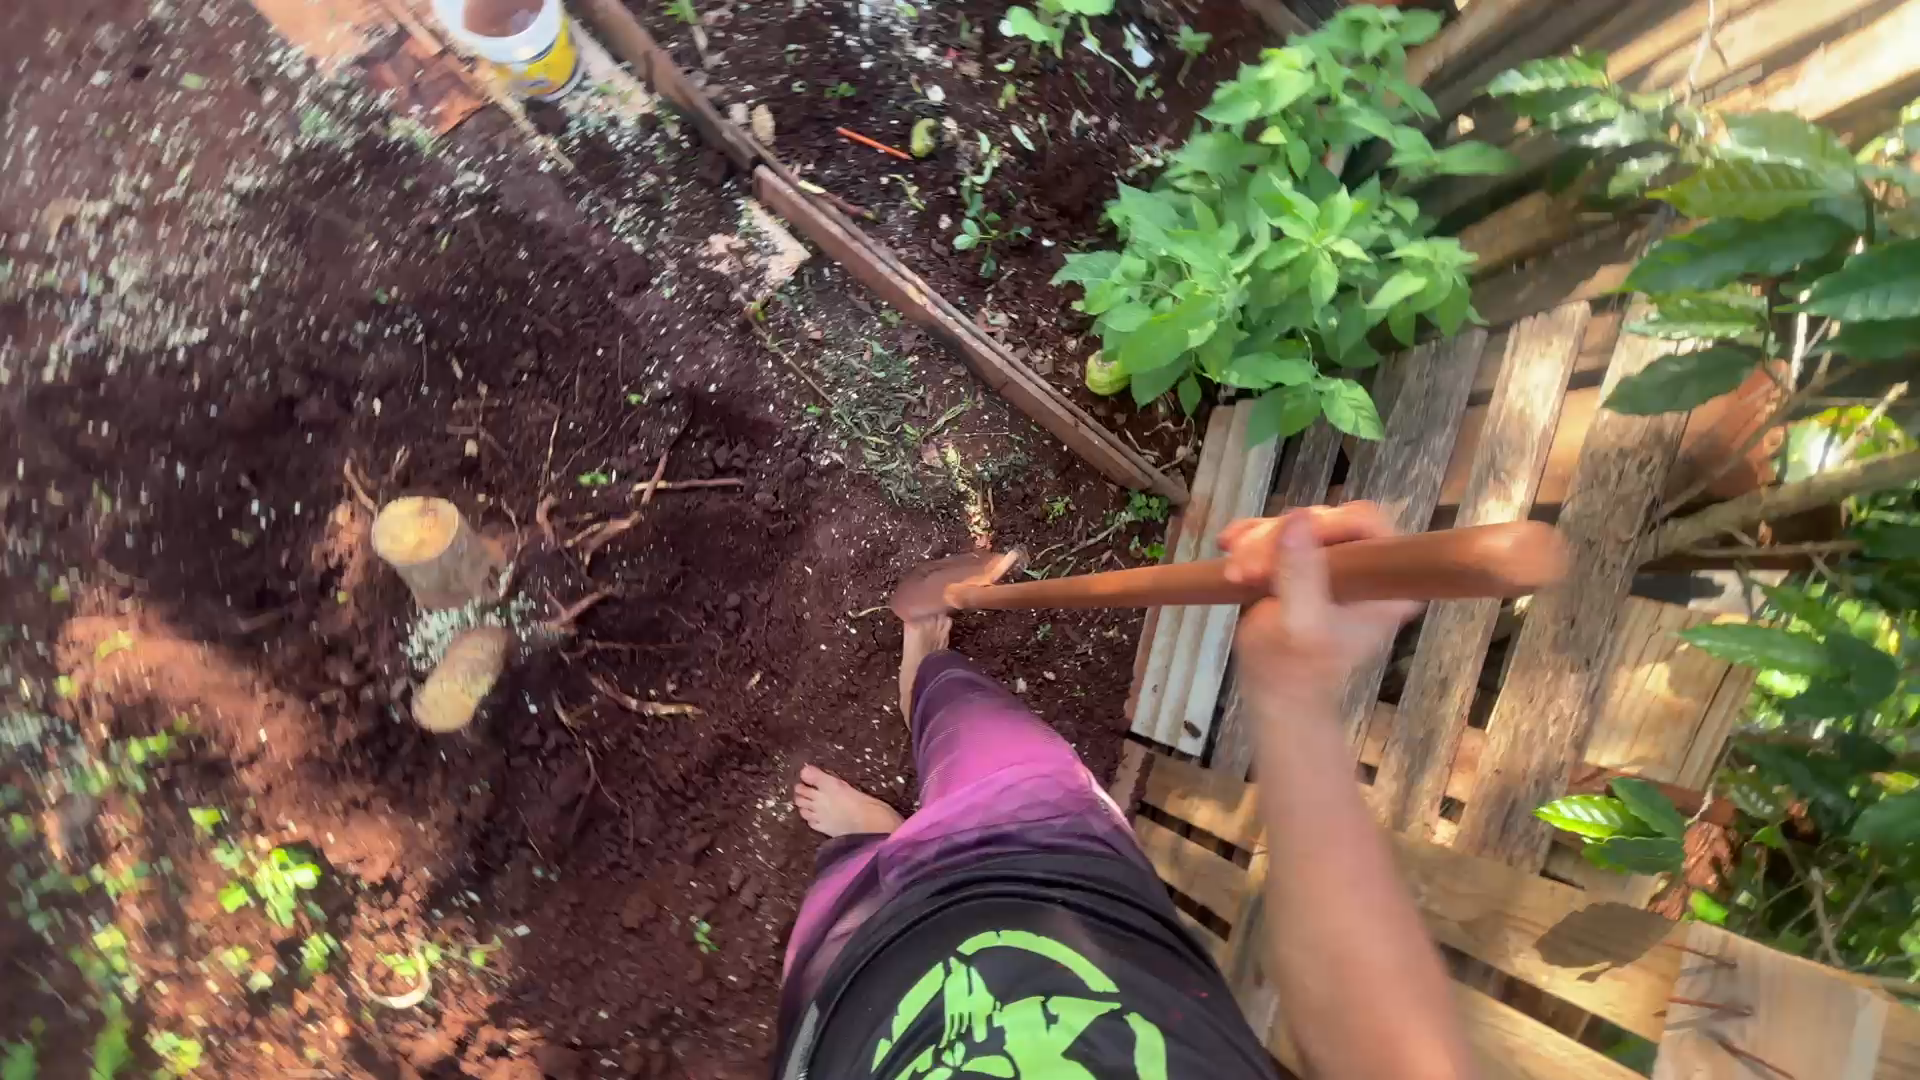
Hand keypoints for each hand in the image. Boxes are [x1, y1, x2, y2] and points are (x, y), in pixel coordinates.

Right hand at [1220, 503, 1420, 698]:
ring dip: (1255, 541)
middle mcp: (1363, 564)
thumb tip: (1298, 516)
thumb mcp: (1298, 623)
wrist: (1274, 692)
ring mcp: (1329, 560)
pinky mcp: (1299, 560)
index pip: (1364, 524)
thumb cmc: (1292, 668)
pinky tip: (1227, 547)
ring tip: (1234, 573)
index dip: (1321, 525)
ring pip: (1292, 523)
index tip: (1277, 545)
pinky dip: (1247, 537)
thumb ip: (1301, 573)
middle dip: (1275, 540)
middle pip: (1321, 520)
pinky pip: (1274, 531)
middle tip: (1243, 570)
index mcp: (1383, 580)